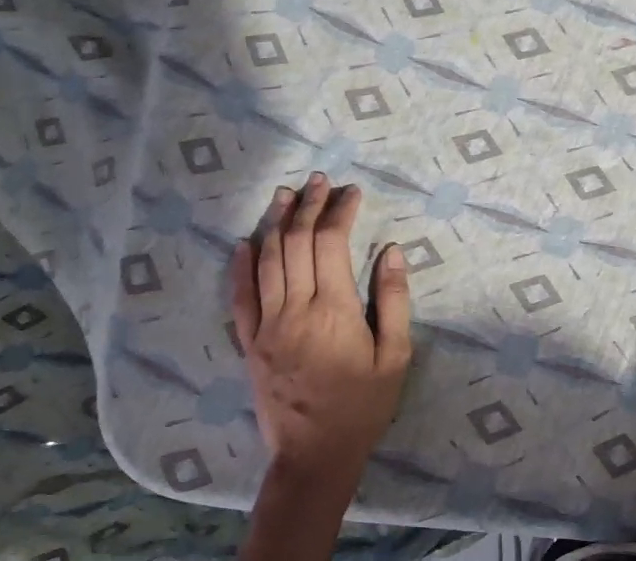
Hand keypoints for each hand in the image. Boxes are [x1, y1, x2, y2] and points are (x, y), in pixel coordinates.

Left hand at [231, 173, 411, 483]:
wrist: (315, 455)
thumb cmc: (364, 404)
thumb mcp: (396, 354)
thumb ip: (393, 300)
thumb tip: (391, 251)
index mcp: (334, 309)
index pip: (332, 244)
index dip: (340, 211)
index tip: (352, 191)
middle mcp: (295, 310)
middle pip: (297, 244)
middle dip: (309, 206)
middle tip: (319, 180)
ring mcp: (267, 326)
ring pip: (267, 261)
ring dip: (276, 223)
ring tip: (285, 194)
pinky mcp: (250, 344)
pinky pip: (240, 298)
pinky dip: (242, 266)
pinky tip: (245, 242)